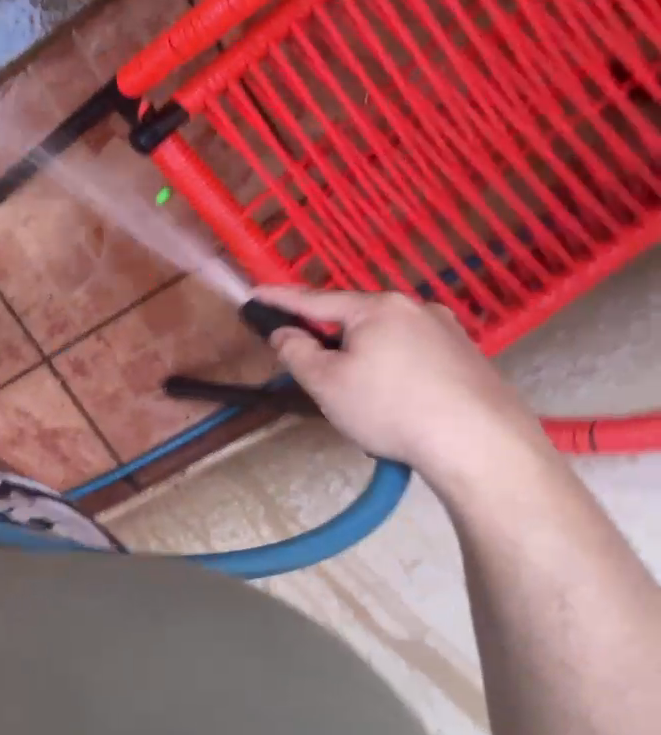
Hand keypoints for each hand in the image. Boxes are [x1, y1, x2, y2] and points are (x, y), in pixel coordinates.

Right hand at [252, 286, 545, 473]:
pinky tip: (386, 394)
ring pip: (383, 335)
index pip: (316, 299)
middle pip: (355, 316)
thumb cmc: (389, 406)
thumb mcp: (324, 381)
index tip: (255, 293)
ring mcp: (447, 331)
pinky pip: (409, 351)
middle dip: (327, 332)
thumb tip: (285, 333)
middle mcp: (416, 309)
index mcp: (378, 308)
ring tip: (347, 384)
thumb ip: (295, 351)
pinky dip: (388, 365)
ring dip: (359, 351)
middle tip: (302, 354)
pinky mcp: (466, 355)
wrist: (478, 441)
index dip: (280, 298)